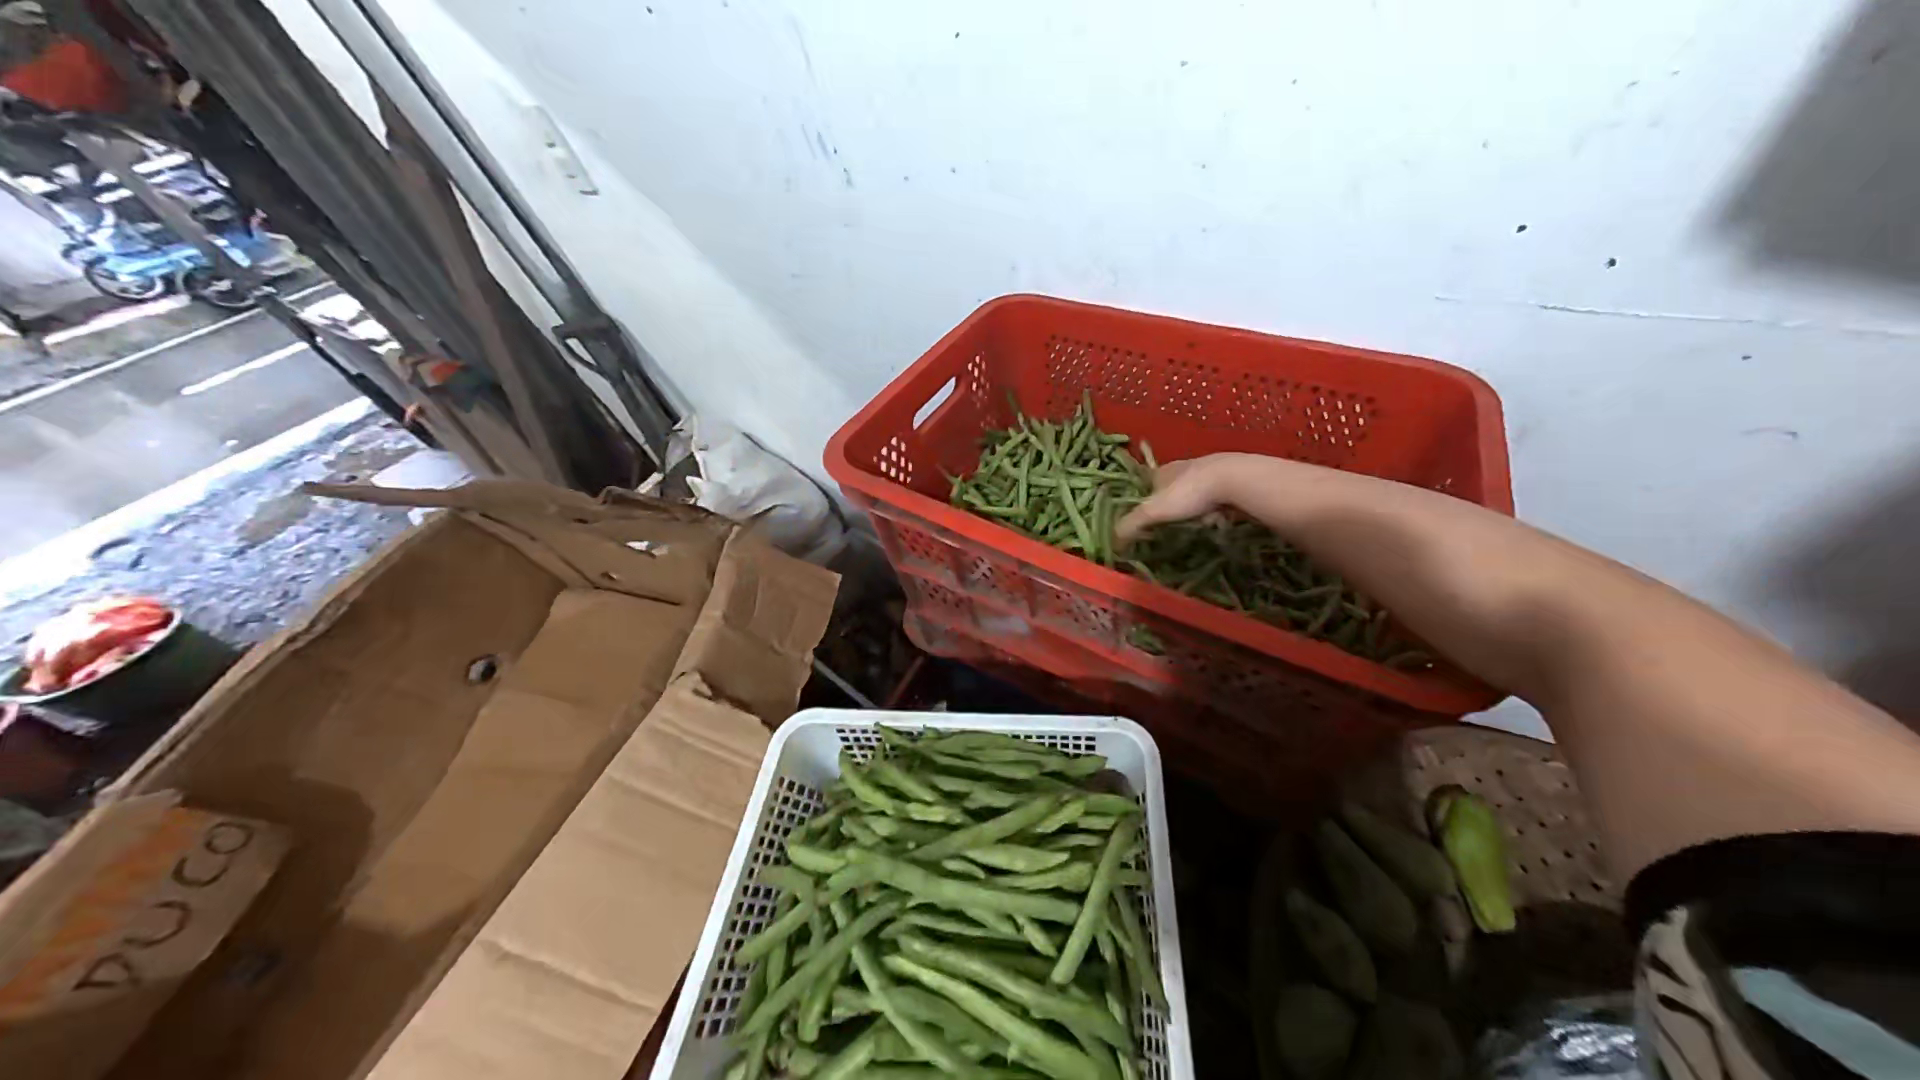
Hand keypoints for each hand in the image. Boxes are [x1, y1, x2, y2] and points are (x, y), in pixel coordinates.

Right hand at [1113, 453, 1249, 545]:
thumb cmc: (1189, 492)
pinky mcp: (1228, 480)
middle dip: (1170, 509)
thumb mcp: (1153, 511)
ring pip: (1193, 496)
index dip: (1142, 501)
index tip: (1144, 520)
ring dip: (1193, 511)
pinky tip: (1217, 520)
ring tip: (1198, 525)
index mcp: (1161, 471)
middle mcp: (1182, 468)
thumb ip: (1130, 526)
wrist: (1234, 479)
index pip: (1144, 484)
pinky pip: (1214, 499)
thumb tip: (1111, 544)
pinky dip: (1213, 510)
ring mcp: (1206, 473)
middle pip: (1169, 491)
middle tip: (1171, 527)